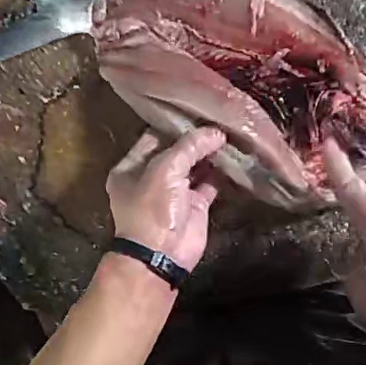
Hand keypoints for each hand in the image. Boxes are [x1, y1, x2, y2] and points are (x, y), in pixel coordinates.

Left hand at [106, 128, 226, 270]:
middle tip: (219, 120)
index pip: (154, 136)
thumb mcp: (166, 169)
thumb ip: (190, 147)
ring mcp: (175, 192)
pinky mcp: (194, 206)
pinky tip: (233, 159)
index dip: (175, 124)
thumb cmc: (153, 208)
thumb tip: (216, 132)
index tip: (198, 110)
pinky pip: (209, 184)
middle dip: (196, 139)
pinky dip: (220, 173)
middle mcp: (152, 177)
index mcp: (132, 166)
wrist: (162, 254)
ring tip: (229, 136)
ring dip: (210, 154)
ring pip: (195, 166)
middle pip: (177, 151)